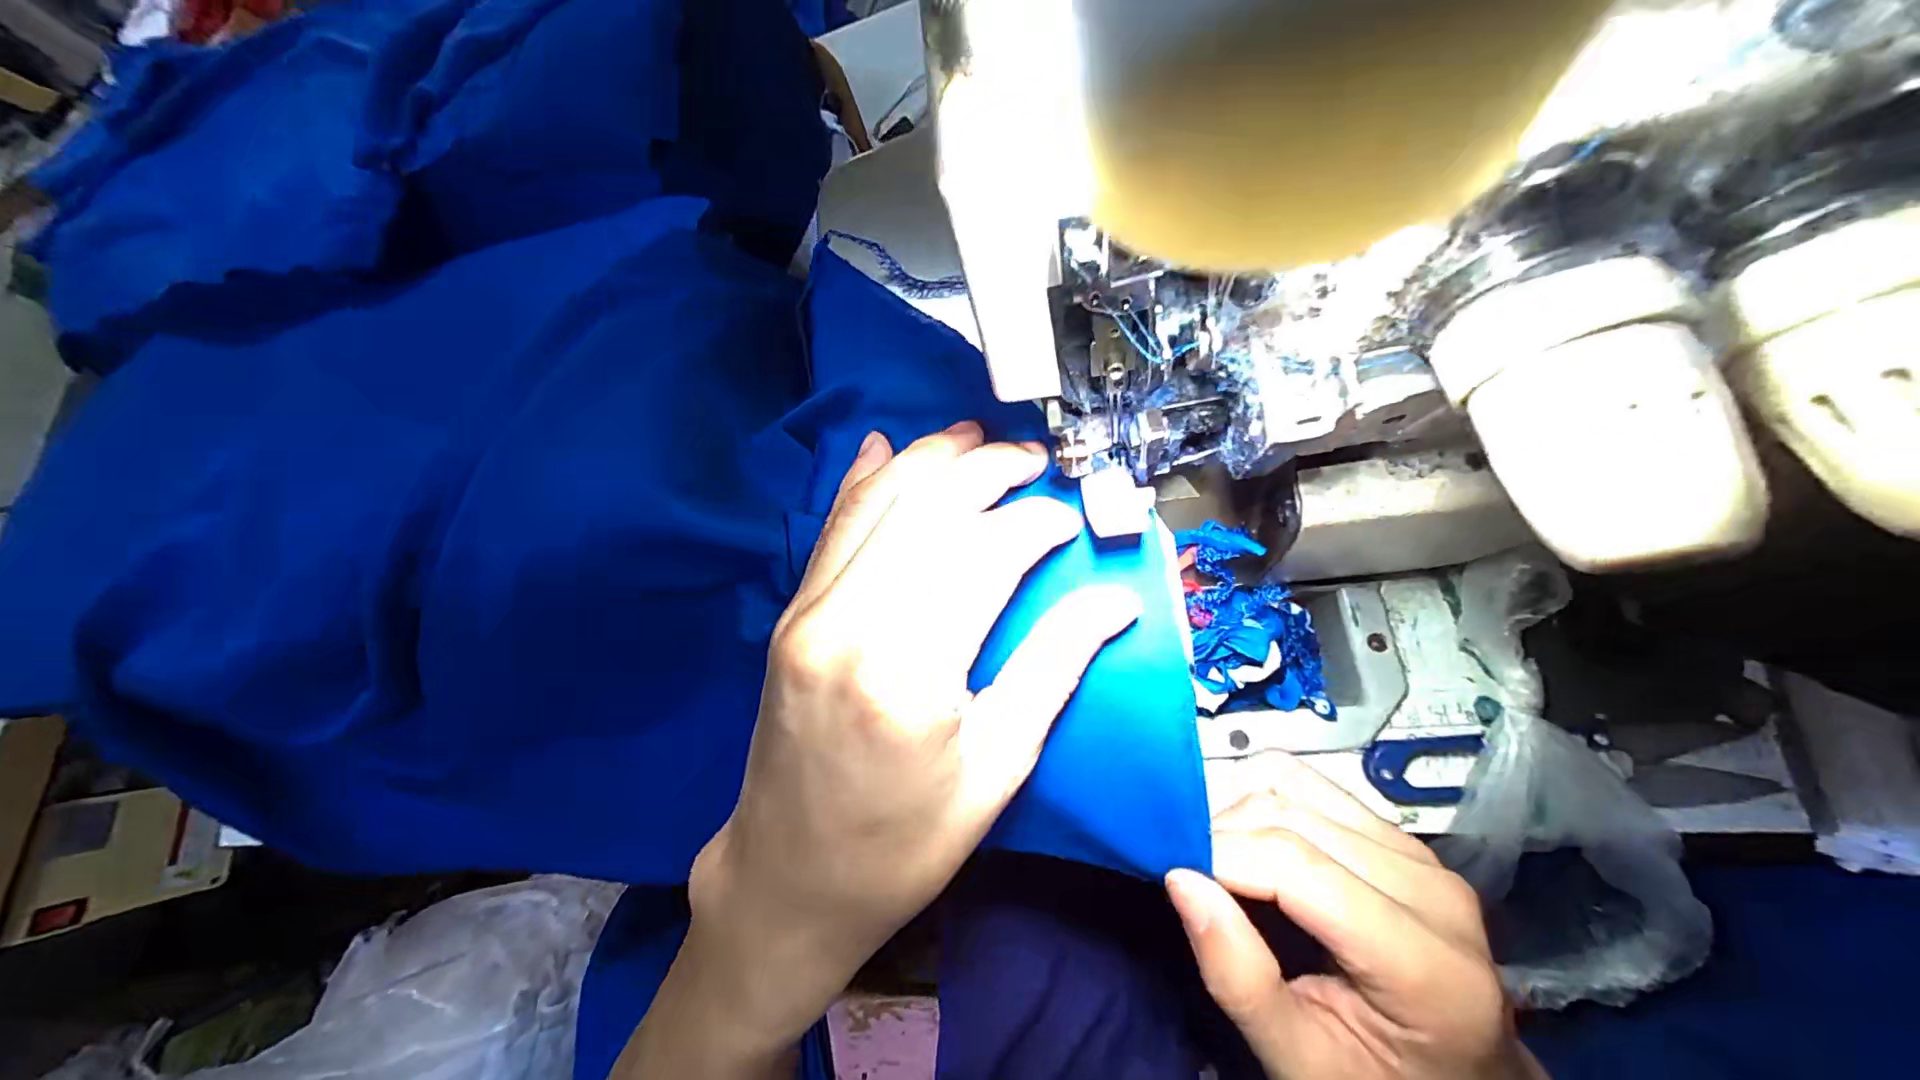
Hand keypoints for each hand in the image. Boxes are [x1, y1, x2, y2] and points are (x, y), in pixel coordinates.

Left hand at [618, 422, 1140, 1076]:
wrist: (787, 878)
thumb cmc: (903, 843)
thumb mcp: (995, 770)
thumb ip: (1052, 669)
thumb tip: (1113, 603)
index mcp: (907, 671)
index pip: (982, 555)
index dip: (1035, 523)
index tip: (1069, 518)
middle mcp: (846, 622)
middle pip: (927, 510)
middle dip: (986, 471)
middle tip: (1033, 460)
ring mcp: (807, 612)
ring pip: (875, 503)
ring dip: (929, 461)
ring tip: (976, 439)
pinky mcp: (790, 614)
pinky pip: (831, 527)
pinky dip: (863, 481)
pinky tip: (883, 447)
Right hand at [1168, 752, 1544, 1079]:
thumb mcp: (1299, 1061)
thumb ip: (1239, 978)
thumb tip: (1180, 878)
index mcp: (1425, 963)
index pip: (1295, 864)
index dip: (1220, 857)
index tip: (1171, 874)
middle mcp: (1429, 888)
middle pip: (1289, 816)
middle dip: (1220, 834)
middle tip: (1188, 873)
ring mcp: (1417, 853)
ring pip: (1293, 785)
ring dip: (1237, 812)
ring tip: (1218, 860)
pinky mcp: (1399, 835)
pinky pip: (1310, 785)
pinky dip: (1262, 800)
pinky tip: (1251, 844)